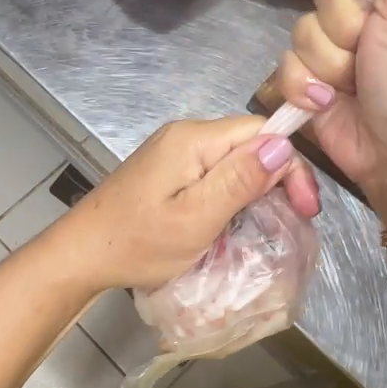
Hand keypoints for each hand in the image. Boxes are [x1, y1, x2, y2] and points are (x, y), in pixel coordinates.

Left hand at [45, 116, 319, 291]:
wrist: (81, 255)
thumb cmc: (137, 242)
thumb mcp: (195, 218)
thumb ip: (238, 181)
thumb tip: (282, 146)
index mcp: (193, 140)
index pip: (261, 132)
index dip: (290, 165)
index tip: (305, 208)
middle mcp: (184, 136)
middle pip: (248, 143)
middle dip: (278, 176)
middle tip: (295, 218)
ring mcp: (173, 152)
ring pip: (233, 158)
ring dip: (257, 186)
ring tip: (271, 221)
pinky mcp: (167, 171)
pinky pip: (213, 172)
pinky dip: (233, 192)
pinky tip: (238, 217)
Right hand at [274, 0, 386, 227]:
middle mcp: (379, 11)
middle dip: (342, 23)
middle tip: (369, 48)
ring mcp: (345, 48)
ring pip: (303, 27)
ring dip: (326, 61)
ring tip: (352, 85)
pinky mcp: (318, 80)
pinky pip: (289, 63)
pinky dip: (304, 87)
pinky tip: (328, 104)